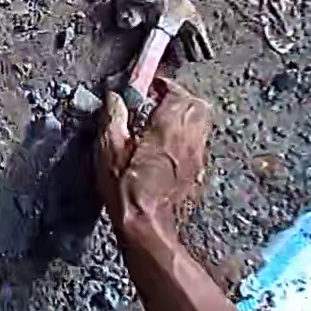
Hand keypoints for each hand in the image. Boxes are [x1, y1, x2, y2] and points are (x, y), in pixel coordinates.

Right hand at [96, 77, 212, 227]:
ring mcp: (198, 156)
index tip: (150, 85)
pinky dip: (186, 133)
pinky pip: (198, 141)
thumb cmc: (126, 189)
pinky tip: (166, 144)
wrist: (149, 225)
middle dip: (180, 96)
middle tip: (158, 99)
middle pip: (198, 105)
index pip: (177, 93)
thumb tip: (114, 98)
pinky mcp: (198, 170)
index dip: (164, 84)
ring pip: (202, 122)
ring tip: (161, 119)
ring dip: (185, 114)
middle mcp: (189, 139)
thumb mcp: (108, 151)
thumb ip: (113, 119)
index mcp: (167, 129)